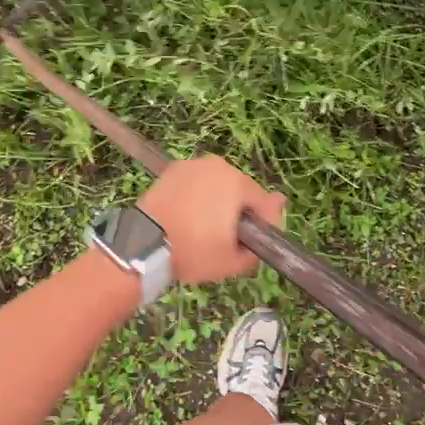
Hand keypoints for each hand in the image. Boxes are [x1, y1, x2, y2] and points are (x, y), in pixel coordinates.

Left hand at [136, 155, 285, 284]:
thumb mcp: (233, 259)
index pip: (263, 203)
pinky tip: (187, 215)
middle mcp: (219, 165)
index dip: (261, 225)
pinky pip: (197, 181)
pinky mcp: (174, 168)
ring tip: (203, 227)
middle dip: (237, 210)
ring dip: (217, 200)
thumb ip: (263, 236)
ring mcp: (195, 164)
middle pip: (240, 190)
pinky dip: (197, 194)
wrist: (144, 243)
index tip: (250, 244)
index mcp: (237, 183)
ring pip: (218, 184)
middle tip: (224, 238)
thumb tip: (279, 205)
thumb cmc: (193, 252)